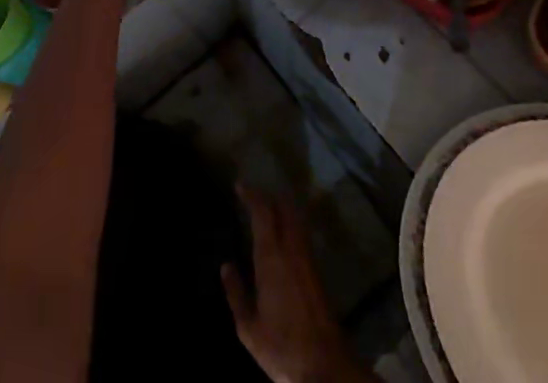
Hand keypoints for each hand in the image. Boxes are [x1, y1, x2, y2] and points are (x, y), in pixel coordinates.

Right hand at [221, 188, 371, 382]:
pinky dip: (289, 221)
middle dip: (268, 196)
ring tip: (264, 206)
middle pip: (283, 209)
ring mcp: (307, 257)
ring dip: (281, 206)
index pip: (264, 213)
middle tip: (250, 194)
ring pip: (295, 218)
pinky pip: (301, 232)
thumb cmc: (280, 345)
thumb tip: (226, 265)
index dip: (252, 195)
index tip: (240, 185)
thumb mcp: (247, 326)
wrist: (322, 360)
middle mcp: (292, 249)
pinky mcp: (315, 268)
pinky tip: (281, 231)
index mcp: (272, 258)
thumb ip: (235, 292)